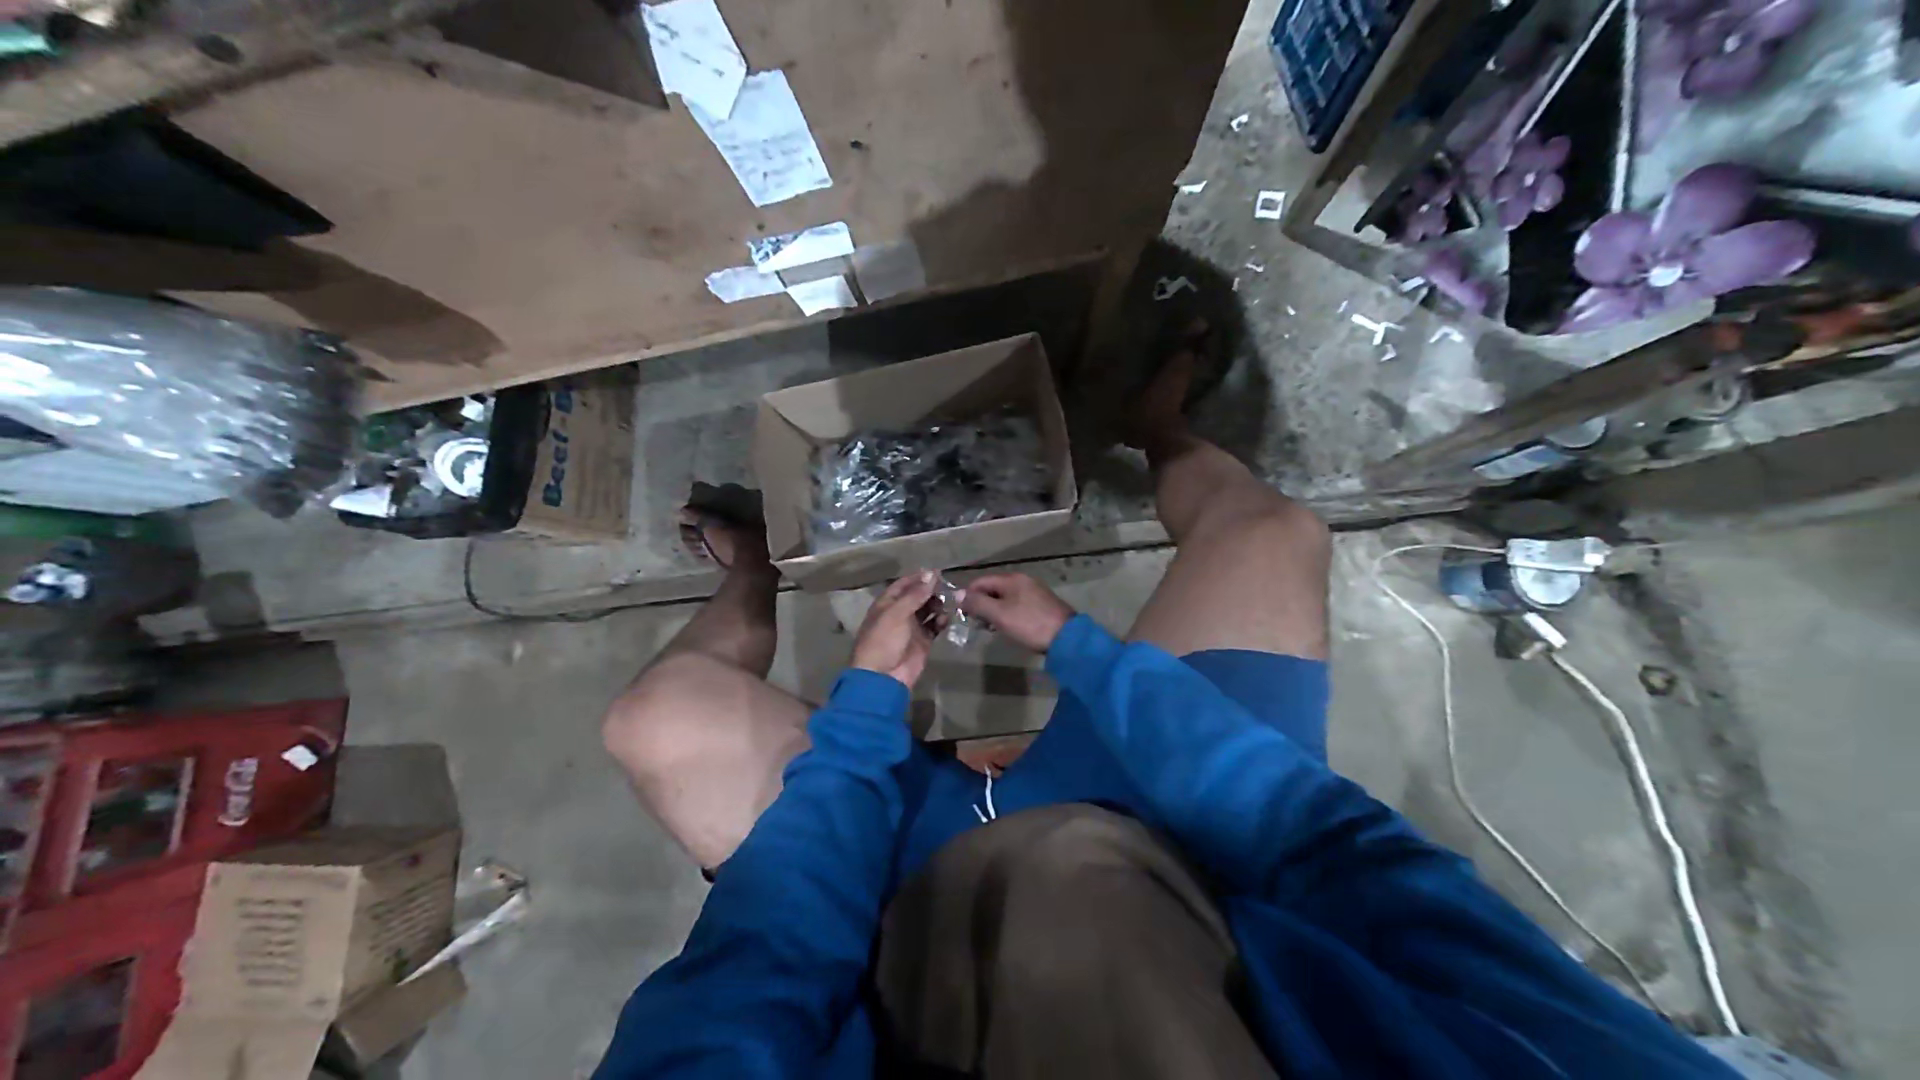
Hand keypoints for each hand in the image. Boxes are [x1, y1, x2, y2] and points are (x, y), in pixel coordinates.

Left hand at [851, 571, 942, 688]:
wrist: (883, 677)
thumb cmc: (884, 640)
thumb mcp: (896, 614)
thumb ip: (915, 595)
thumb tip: (931, 574)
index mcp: (886, 604)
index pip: (903, 585)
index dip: (918, 578)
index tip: (937, 572)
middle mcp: (899, 613)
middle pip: (918, 597)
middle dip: (932, 592)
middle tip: (949, 588)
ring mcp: (911, 628)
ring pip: (927, 611)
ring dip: (938, 606)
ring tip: (951, 602)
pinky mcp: (922, 642)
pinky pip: (933, 627)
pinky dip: (941, 622)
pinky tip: (947, 619)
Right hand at [960, 572, 1074, 653]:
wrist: (1067, 638)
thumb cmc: (1029, 624)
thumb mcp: (999, 615)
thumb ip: (977, 603)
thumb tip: (957, 593)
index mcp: (1012, 579)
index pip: (980, 582)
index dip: (969, 597)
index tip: (964, 615)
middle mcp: (1023, 580)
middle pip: (993, 589)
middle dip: (982, 605)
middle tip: (978, 624)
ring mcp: (1035, 592)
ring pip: (1005, 598)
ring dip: (995, 611)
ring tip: (992, 628)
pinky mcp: (1043, 604)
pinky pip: (1018, 605)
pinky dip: (1009, 614)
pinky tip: (1010, 627)